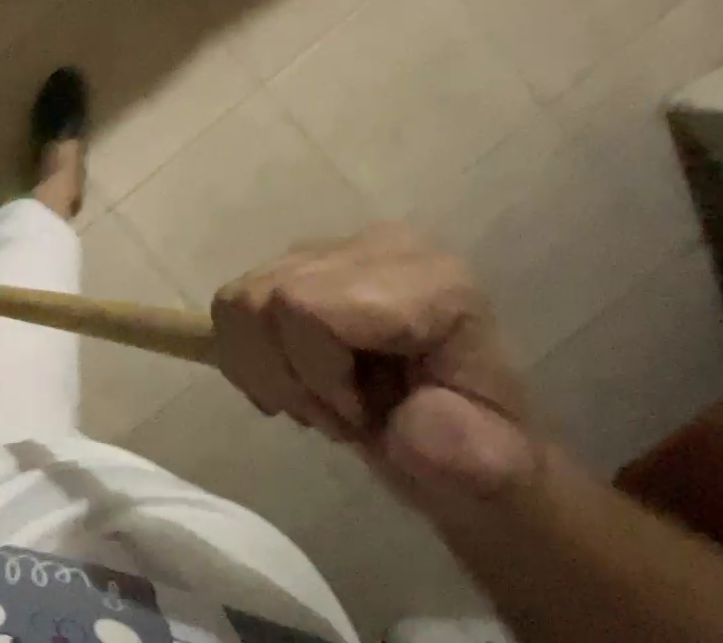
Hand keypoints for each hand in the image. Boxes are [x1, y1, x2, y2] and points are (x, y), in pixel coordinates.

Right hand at [211, 224, 539, 515]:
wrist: (460, 447)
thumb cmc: (476, 459)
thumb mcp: (493, 474)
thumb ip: (463, 451)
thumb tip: (416, 424)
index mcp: (429, 283)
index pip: (305, 304)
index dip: (312, 374)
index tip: (357, 419)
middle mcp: (374, 248)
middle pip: (263, 299)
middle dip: (285, 376)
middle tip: (328, 415)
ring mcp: (327, 251)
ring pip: (238, 301)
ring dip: (261, 368)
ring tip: (310, 399)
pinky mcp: (293, 265)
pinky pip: (229, 304)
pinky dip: (245, 357)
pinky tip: (290, 380)